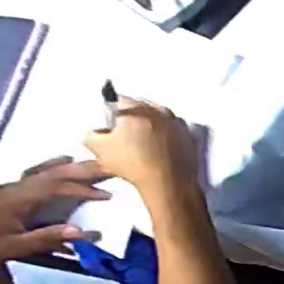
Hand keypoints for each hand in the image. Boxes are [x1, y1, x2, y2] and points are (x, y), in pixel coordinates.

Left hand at [0, 157, 109, 269]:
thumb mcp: (15, 248)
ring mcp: (9, 187)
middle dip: (80, 170)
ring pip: (42, 170)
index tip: (107, 195)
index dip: (81, 190)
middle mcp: (12, 188)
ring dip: (68, 165)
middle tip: (108, 167)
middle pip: (50, 174)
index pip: (54, 188)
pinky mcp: (9, 190)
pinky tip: (62, 162)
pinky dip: (52, 166)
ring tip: (90, 161)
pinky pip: (34, 172)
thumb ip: (47, 239)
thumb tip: (83, 232)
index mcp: (14, 200)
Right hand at [84, 98, 201, 200]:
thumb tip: (97, 132)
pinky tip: (160, 150)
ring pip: (160, 118)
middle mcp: (161, 112)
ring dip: (151, 126)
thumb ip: (92, 133)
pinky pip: (174, 131)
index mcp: (138, 109)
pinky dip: (167, 136)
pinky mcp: (190, 138)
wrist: (168, 182)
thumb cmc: (133, 163)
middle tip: (127, 136)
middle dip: (133, 118)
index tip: (112, 126)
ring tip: (144, 144)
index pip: (119, 100)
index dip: (112, 113)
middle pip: (142, 108)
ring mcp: (179, 124)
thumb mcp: (98, 147)